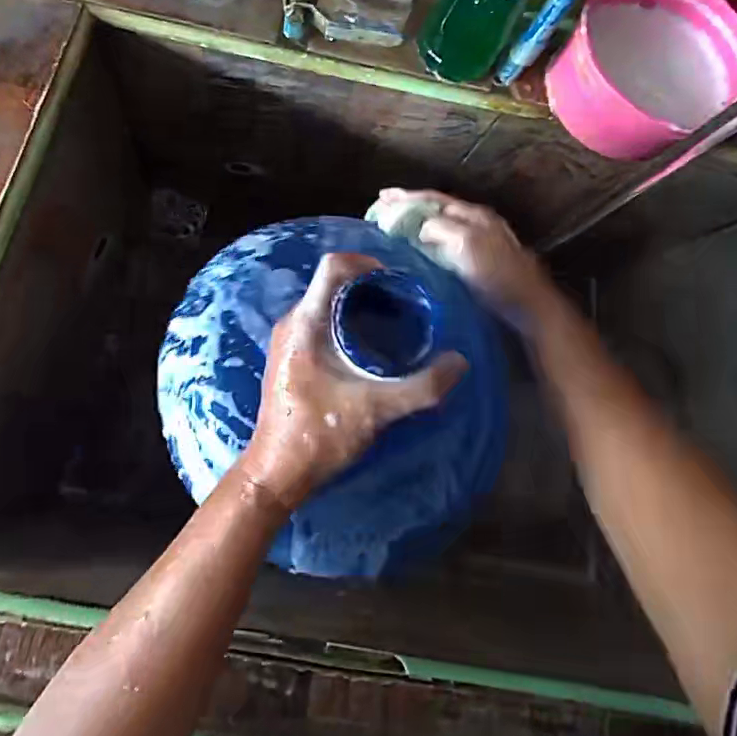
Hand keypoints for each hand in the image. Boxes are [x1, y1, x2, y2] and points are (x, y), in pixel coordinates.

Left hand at [235, 252, 467, 512]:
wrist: (276, 472)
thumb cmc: (320, 435)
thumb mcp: (377, 410)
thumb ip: (423, 386)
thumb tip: (460, 362)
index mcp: (306, 322)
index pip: (333, 265)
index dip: (367, 262)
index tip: (397, 280)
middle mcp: (292, 322)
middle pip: (332, 283)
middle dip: (370, 287)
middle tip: (404, 303)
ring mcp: (286, 339)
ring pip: (325, 304)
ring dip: (357, 306)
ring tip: (392, 323)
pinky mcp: (288, 356)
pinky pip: (318, 322)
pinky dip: (344, 323)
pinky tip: (368, 348)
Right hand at [376, 189, 556, 328]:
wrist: (528, 306)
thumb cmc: (497, 275)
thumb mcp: (466, 244)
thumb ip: (441, 228)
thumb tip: (418, 226)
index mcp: (473, 215)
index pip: (433, 198)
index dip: (406, 197)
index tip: (381, 197)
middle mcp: (477, 223)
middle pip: (437, 208)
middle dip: (409, 207)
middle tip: (382, 209)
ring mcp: (480, 241)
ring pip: (442, 225)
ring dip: (417, 223)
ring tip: (394, 226)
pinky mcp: (480, 262)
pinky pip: (446, 243)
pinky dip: (427, 241)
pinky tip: (418, 249)